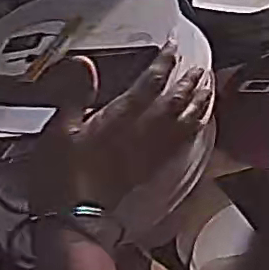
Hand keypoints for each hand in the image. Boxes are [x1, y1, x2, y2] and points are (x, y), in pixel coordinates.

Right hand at [0, 44, 211, 210]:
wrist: (80, 221)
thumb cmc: (63, 176)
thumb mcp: (59, 130)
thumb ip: (74, 94)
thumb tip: (83, 61)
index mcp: (122, 115)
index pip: (150, 82)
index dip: (164, 62)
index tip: (173, 48)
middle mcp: (146, 130)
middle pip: (177, 99)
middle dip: (191, 81)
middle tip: (202, 68)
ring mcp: (156, 151)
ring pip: (187, 121)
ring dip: (201, 103)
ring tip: (210, 89)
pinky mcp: (160, 171)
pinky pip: (187, 145)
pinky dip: (197, 130)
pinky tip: (202, 125)